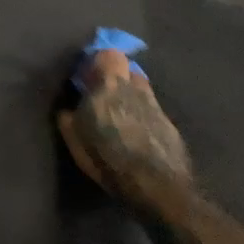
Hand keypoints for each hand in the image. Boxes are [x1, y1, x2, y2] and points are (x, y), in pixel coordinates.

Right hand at [57, 50, 192, 214]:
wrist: (157, 189)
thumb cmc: (107, 156)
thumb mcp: (74, 136)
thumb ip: (69, 114)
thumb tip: (69, 108)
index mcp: (109, 86)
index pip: (111, 55)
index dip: (101, 60)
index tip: (90, 72)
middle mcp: (136, 92)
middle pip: (132, 71)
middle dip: (120, 77)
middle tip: (106, 92)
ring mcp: (158, 111)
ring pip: (145, 92)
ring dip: (134, 97)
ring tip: (124, 115)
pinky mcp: (173, 131)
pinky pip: (155, 114)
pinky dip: (146, 118)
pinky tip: (139, 136)